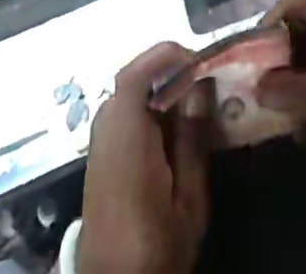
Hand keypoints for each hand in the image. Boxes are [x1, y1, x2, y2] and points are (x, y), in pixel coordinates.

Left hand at [78, 42, 210, 273]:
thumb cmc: (155, 249)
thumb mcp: (189, 201)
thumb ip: (192, 140)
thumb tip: (198, 88)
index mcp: (126, 140)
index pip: (133, 76)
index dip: (163, 56)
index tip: (199, 60)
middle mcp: (105, 133)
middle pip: (132, 82)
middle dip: (169, 71)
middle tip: (206, 79)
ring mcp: (99, 144)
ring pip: (128, 96)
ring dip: (160, 90)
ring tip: (198, 100)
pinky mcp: (101, 157)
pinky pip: (125, 114)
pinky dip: (150, 108)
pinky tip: (176, 127)